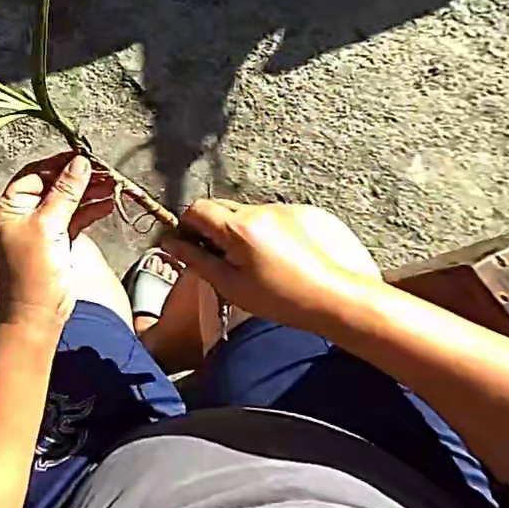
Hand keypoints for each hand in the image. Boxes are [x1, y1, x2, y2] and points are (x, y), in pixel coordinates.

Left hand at [0, 153, 115, 328]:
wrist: (38, 314)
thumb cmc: (34, 272)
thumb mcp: (49, 225)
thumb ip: (65, 192)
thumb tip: (80, 163)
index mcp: (11, 206)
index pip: (36, 173)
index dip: (61, 163)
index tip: (85, 156)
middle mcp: (24, 213)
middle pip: (54, 184)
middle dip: (80, 177)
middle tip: (106, 171)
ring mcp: (41, 226)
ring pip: (68, 200)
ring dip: (90, 192)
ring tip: (114, 185)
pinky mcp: (57, 239)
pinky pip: (76, 217)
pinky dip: (91, 210)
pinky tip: (108, 203)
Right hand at [161, 200, 379, 334]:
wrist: (339, 299)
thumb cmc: (282, 300)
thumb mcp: (231, 285)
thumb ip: (196, 260)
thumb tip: (169, 243)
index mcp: (239, 228)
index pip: (197, 209)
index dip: (188, 225)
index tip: (190, 244)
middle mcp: (261, 211)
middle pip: (222, 207)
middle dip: (214, 227)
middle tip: (221, 256)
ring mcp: (286, 209)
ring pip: (249, 213)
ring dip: (243, 230)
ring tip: (258, 262)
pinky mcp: (307, 212)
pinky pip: (276, 216)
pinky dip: (269, 231)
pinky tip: (282, 258)